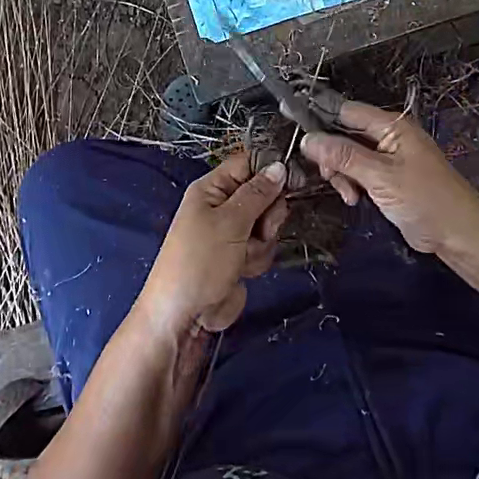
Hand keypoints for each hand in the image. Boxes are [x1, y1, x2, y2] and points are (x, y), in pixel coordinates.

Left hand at [135, 153, 289, 338]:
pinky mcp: (241, 256)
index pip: (247, 164)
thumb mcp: (230, 222)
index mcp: (211, 189)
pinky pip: (263, 247)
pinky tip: (242, 270)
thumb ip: (258, 193)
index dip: (270, 169)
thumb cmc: (199, 261)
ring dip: (262, 242)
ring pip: (267, 224)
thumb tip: (280, 165)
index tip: (294, 179)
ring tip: (242, 256)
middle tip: (262, 228)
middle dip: (268, 214)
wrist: (184, 315)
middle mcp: (222, 206)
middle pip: (264, 194)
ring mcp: (232, 232)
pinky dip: (258, 259)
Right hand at [300, 102, 478, 253]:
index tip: (289, 114)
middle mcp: (387, 137)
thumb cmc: (425, 199)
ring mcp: (387, 158)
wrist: (459, 234)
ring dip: (341, 173)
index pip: (346, 110)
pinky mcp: (386, 178)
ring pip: (347, 156)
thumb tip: (308, 139)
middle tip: (328, 176)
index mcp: (391, 126)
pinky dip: (351, 184)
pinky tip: (355, 199)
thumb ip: (343, 156)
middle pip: (344, 134)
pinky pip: (357, 172)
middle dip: (331, 154)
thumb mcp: (380, 176)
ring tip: (349, 194)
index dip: (318, 113)